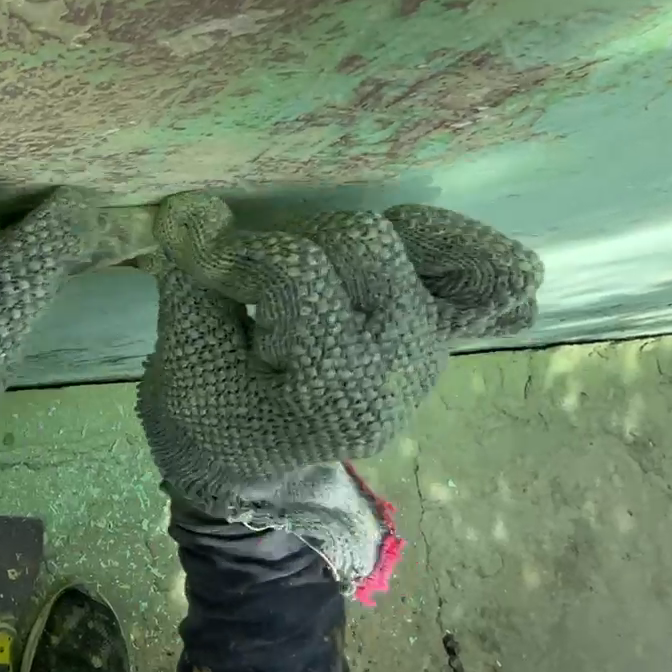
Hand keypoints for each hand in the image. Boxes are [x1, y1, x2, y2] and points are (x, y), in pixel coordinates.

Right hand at [138, 193, 540, 599]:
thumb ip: (189, 287)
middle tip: (241, 276)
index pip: (298, 269)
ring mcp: (430, 341)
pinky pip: (487, 275)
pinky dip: (455, 247)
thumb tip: (189, 209)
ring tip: (296, 267)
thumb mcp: (183, 366)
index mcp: (339, 388)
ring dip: (338, 238)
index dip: (232, 250)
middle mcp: (405, 360)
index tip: (189, 255)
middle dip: (284, 242)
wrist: (251, 462)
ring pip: (416, 236)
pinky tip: (401, 245)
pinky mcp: (436, 328)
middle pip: (361, 240)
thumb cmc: (211, 420)